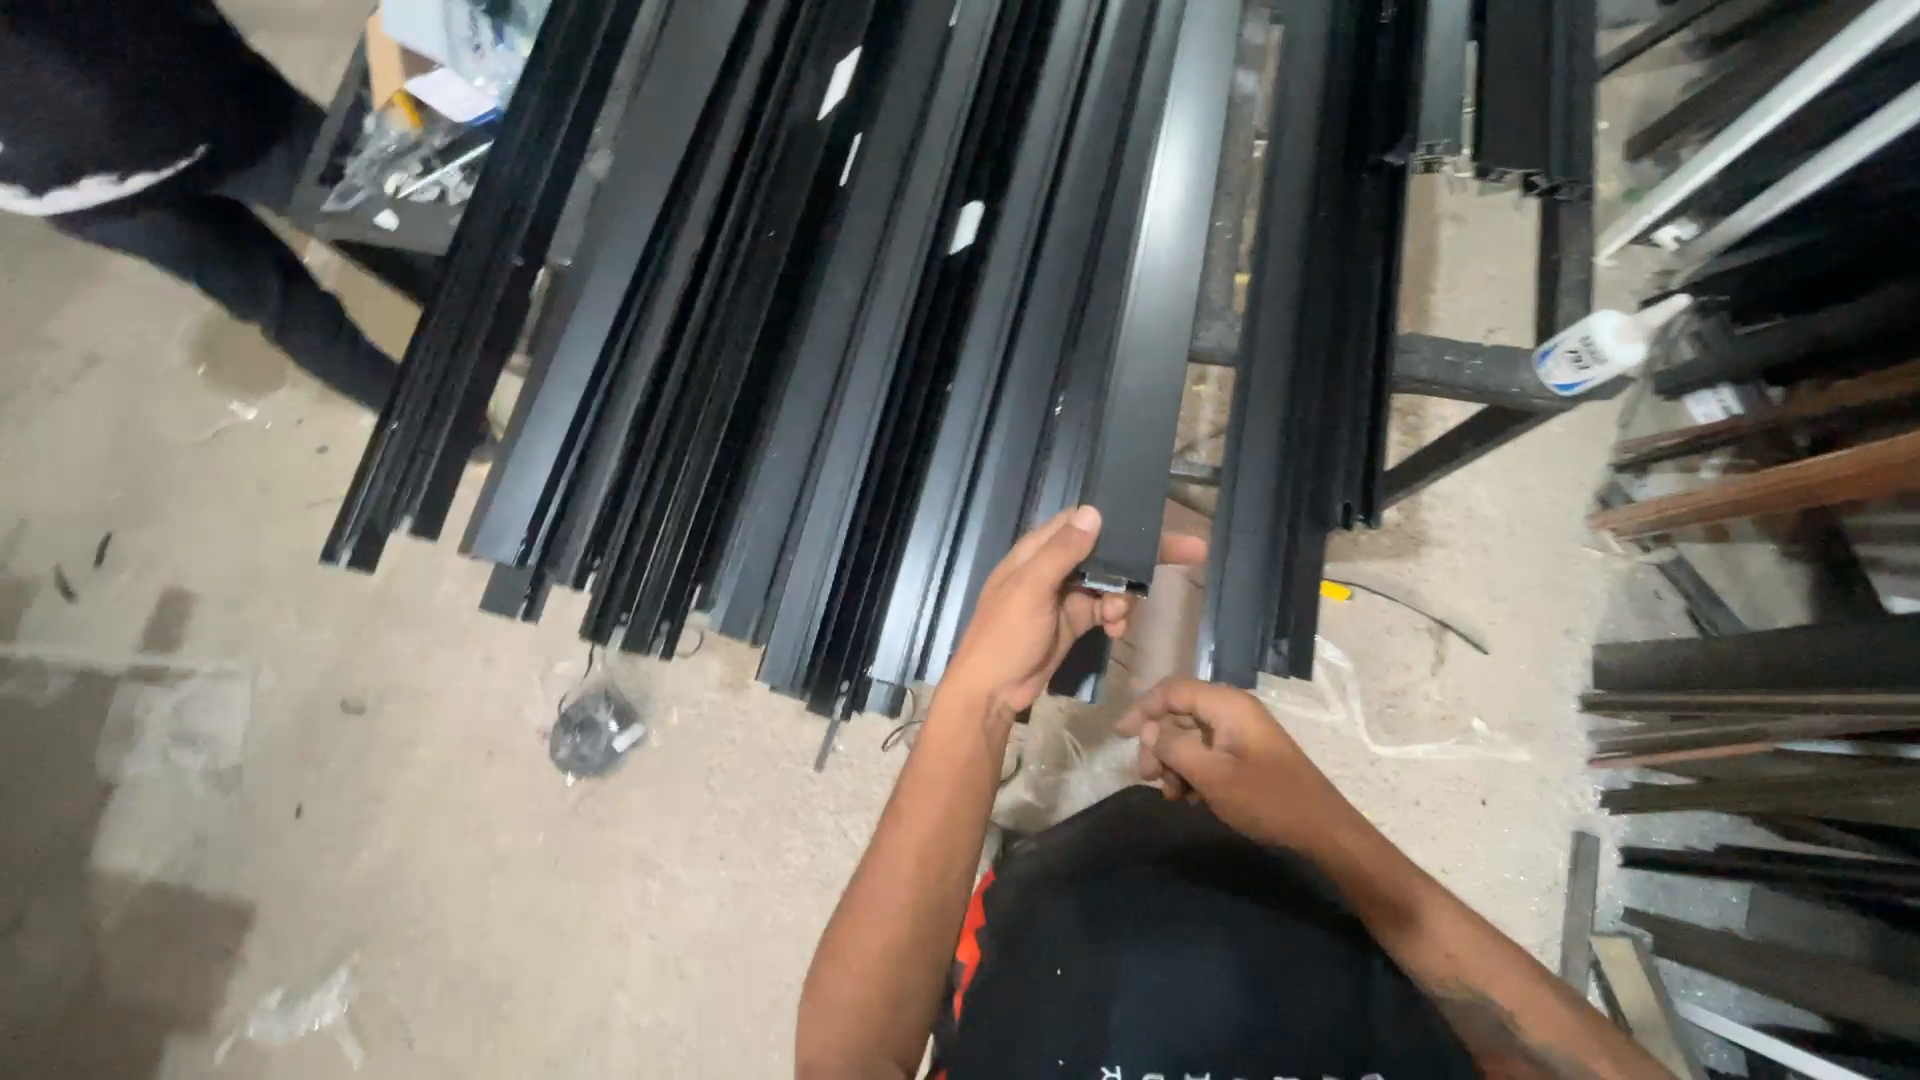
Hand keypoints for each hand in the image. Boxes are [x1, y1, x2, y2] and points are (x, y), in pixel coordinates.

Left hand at [944, 506, 1206, 716]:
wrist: (992, 690)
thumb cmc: (1005, 635)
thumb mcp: (1031, 589)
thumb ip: (1061, 552)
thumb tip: (1094, 512)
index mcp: (1037, 550)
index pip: (1082, 521)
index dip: (1117, 519)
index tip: (1155, 520)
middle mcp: (1054, 567)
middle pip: (1105, 551)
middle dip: (1139, 557)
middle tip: (1190, 552)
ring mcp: (1065, 595)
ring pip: (1110, 582)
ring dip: (1123, 597)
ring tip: (1117, 618)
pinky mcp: (1074, 621)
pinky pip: (1106, 610)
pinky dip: (1115, 618)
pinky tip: (1115, 632)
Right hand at [1116, 677, 1355, 850]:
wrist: (1322, 830)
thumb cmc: (1267, 800)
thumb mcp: (1212, 776)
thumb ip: (1174, 748)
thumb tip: (1148, 730)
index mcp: (1227, 705)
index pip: (1171, 690)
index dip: (1142, 709)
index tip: (1120, 736)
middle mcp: (1232, 710)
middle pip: (1178, 714)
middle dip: (1158, 744)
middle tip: (1150, 778)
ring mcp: (1240, 732)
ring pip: (1189, 735)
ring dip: (1173, 762)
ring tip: (1174, 796)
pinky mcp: (1245, 753)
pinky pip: (1206, 751)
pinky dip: (1192, 770)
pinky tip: (1191, 798)